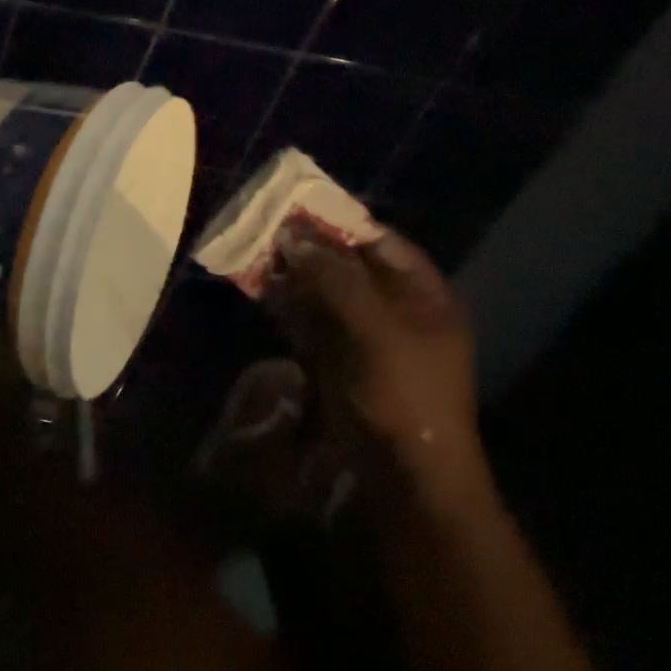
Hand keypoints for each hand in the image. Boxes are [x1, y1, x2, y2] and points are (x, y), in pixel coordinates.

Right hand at [266, 223, 487, 497]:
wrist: (402, 465)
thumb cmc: (403, 391)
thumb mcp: (374, 327)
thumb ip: (334, 277)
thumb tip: (293, 235)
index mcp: (421, 295)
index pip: (380, 242)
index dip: (339, 222)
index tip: (295, 206)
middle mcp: (393, 308)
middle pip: (345, 264)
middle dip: (304, 247)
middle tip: (260, 228)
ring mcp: (362, 334)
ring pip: (320, 290)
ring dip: (288, 273)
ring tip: (248, 252)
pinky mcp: (334, 356)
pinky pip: (306, 318)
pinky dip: (282, 302)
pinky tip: (256, 288)